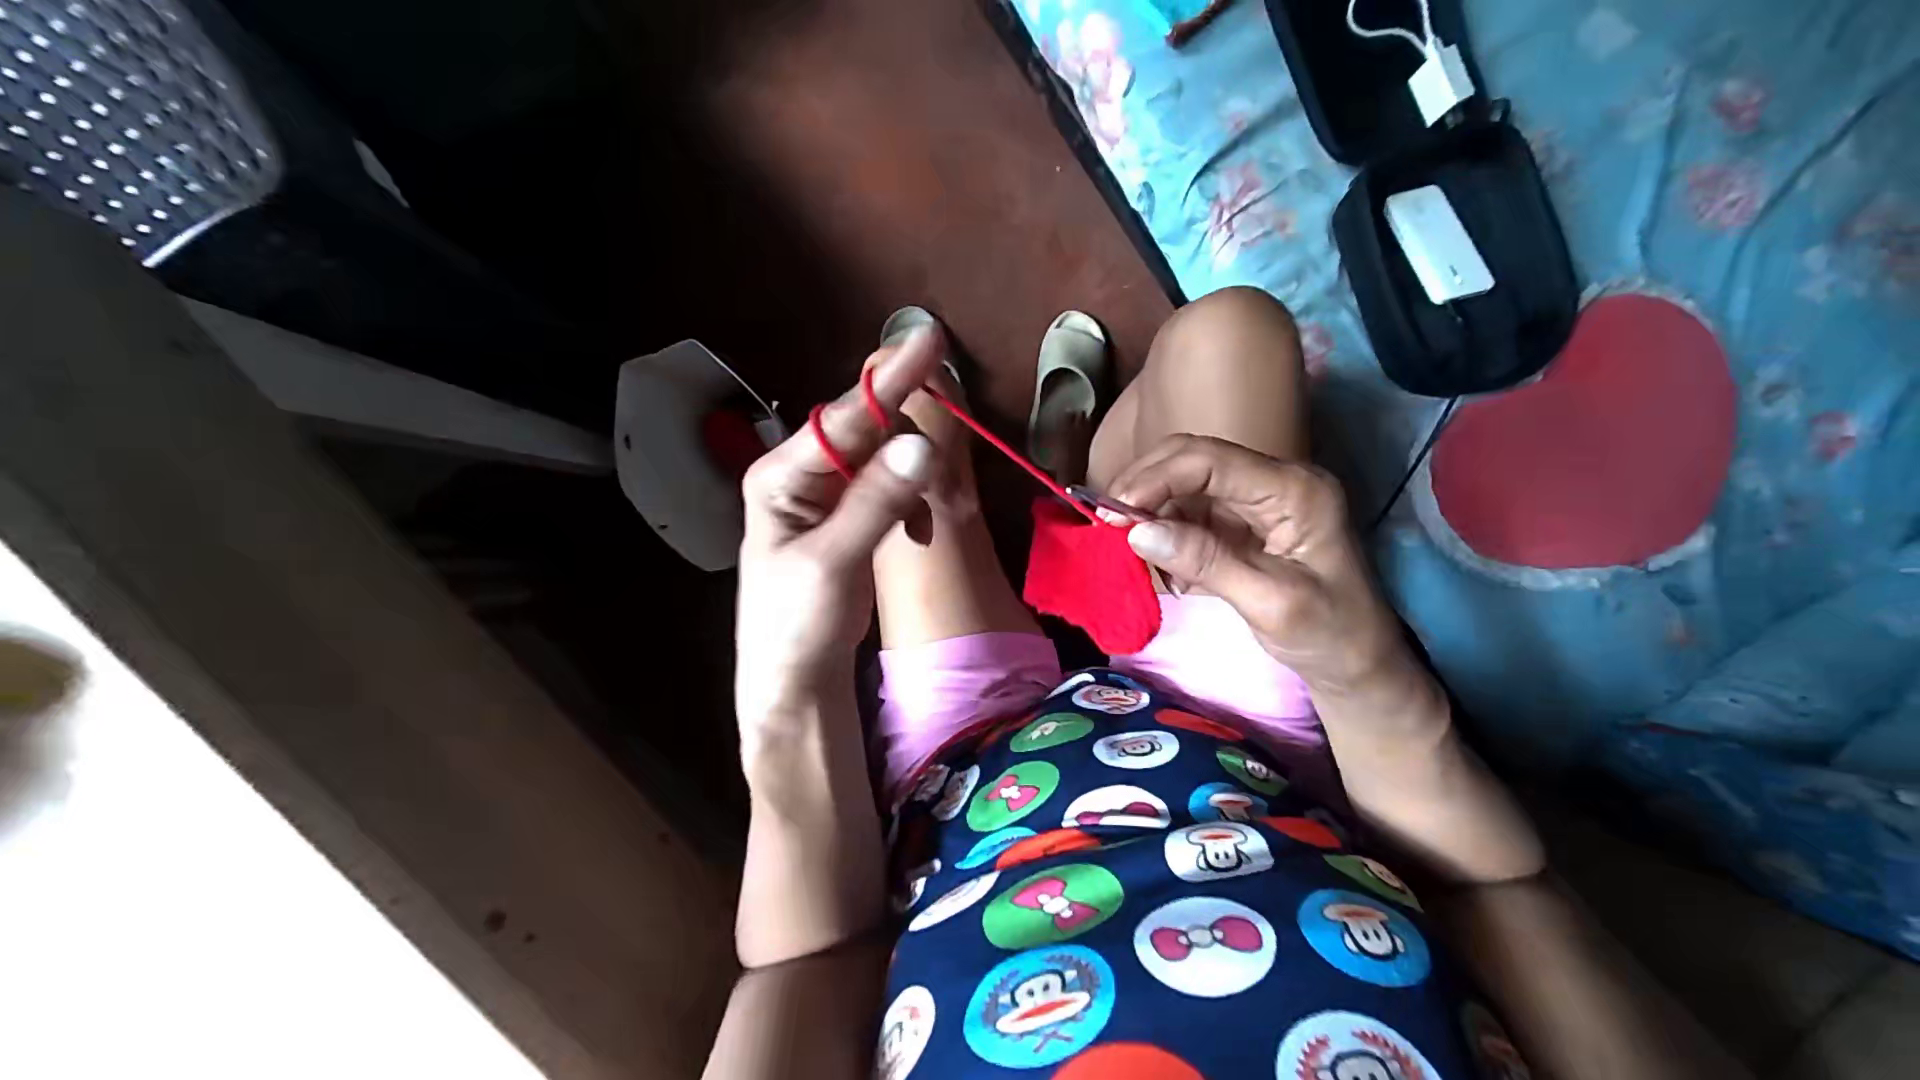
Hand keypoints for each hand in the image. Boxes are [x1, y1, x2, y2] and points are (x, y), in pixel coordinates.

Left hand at [735, 328, 942, 725]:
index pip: (843, 418)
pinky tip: (918, 527)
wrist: (796, 680)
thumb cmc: (797, 624)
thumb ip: (876, 501)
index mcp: (780, 476)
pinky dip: (910, 498)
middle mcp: (801, 475)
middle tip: (939, 423)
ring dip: (911, 472)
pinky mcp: (849, 518)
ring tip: (923, 516)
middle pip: (863, 429)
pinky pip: (887, 487)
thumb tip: (923, 444)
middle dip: (904, 428)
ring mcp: (826, 496)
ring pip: (881, 457)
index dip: (888, 381)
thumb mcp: (833, 561)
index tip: (929, 340)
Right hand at [1110, 434, 1406, 691]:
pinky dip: (1162, 533)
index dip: (1155, 478)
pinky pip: (1186, 512)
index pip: (1211, 460)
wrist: (1356, 662)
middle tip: (1107, 525)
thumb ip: (1205, 562)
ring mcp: (1254, 501)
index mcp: (1294, 490)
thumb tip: (1135, 532)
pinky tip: (1157, 563)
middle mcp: (1273, 482)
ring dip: (1148, 512)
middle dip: (1143, 487)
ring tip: (1128, 549)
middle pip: (1191, 460)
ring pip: (1182, 484)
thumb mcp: (1270, 603)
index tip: (1113, 514)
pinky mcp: (1239, 522)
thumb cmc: (1328, 634)